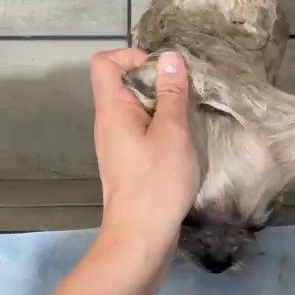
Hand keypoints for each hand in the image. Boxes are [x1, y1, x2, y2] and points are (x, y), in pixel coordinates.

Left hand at [90, 49, 200, 262]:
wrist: (140, 238)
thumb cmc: (156, 182)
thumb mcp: (172, 132)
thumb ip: (171, 93)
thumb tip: (169, 57)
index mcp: (112, 108)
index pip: (105, 62)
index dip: (132, 56)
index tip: (163, 70)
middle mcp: (108, 122)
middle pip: (123, 83)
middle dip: (156, 81)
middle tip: (185, 93)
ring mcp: (117, 144)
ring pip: (137, 109)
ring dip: (163, 107)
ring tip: (189, 117)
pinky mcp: (129, 162)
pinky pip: (142, 131)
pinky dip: (162, 129)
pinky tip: (184, 143)